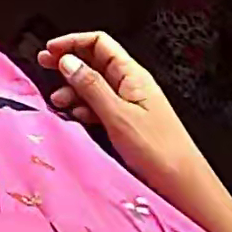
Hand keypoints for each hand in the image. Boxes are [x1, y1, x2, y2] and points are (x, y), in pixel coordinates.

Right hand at [37, 31, 205, 192]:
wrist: (187, 189)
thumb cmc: (160, 152)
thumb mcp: (118, 116)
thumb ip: (90, 86)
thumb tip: (67, 60)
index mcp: (132, 75)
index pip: (99, 43)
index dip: (73, 42)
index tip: (51, 50)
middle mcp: (130, 84)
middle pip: (94, 61)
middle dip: (69, 61)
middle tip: (45, 64)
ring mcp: (129, 103)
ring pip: (94, 84)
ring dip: (73, 88)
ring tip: (58, 99)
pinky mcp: (127, 122)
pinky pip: (99, 105)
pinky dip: (83, 107)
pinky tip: (75, 115)